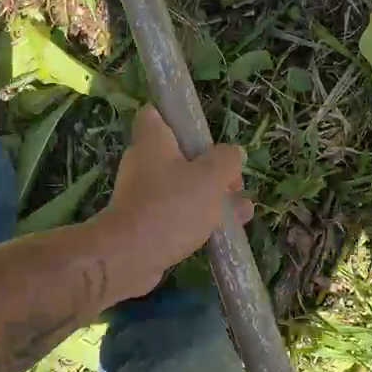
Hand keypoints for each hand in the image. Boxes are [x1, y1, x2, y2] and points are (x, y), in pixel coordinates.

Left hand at [94, 105, 250, 296]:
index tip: (203, 134)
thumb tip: (233, 154)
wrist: (130, 256)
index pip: (155, 114)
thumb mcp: (210, 177)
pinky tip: (228, 230)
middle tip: (233, 182)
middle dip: (210, 168)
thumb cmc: (170, 206)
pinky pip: (177, 213)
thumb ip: (226, 161)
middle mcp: (143, 163)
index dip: (178, 119)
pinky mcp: (145, 223)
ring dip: (211, 196)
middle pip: (179, 155)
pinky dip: (199, 219)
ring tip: (242, 209)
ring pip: (182, 188)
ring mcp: (142, 195)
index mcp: (152, 141)